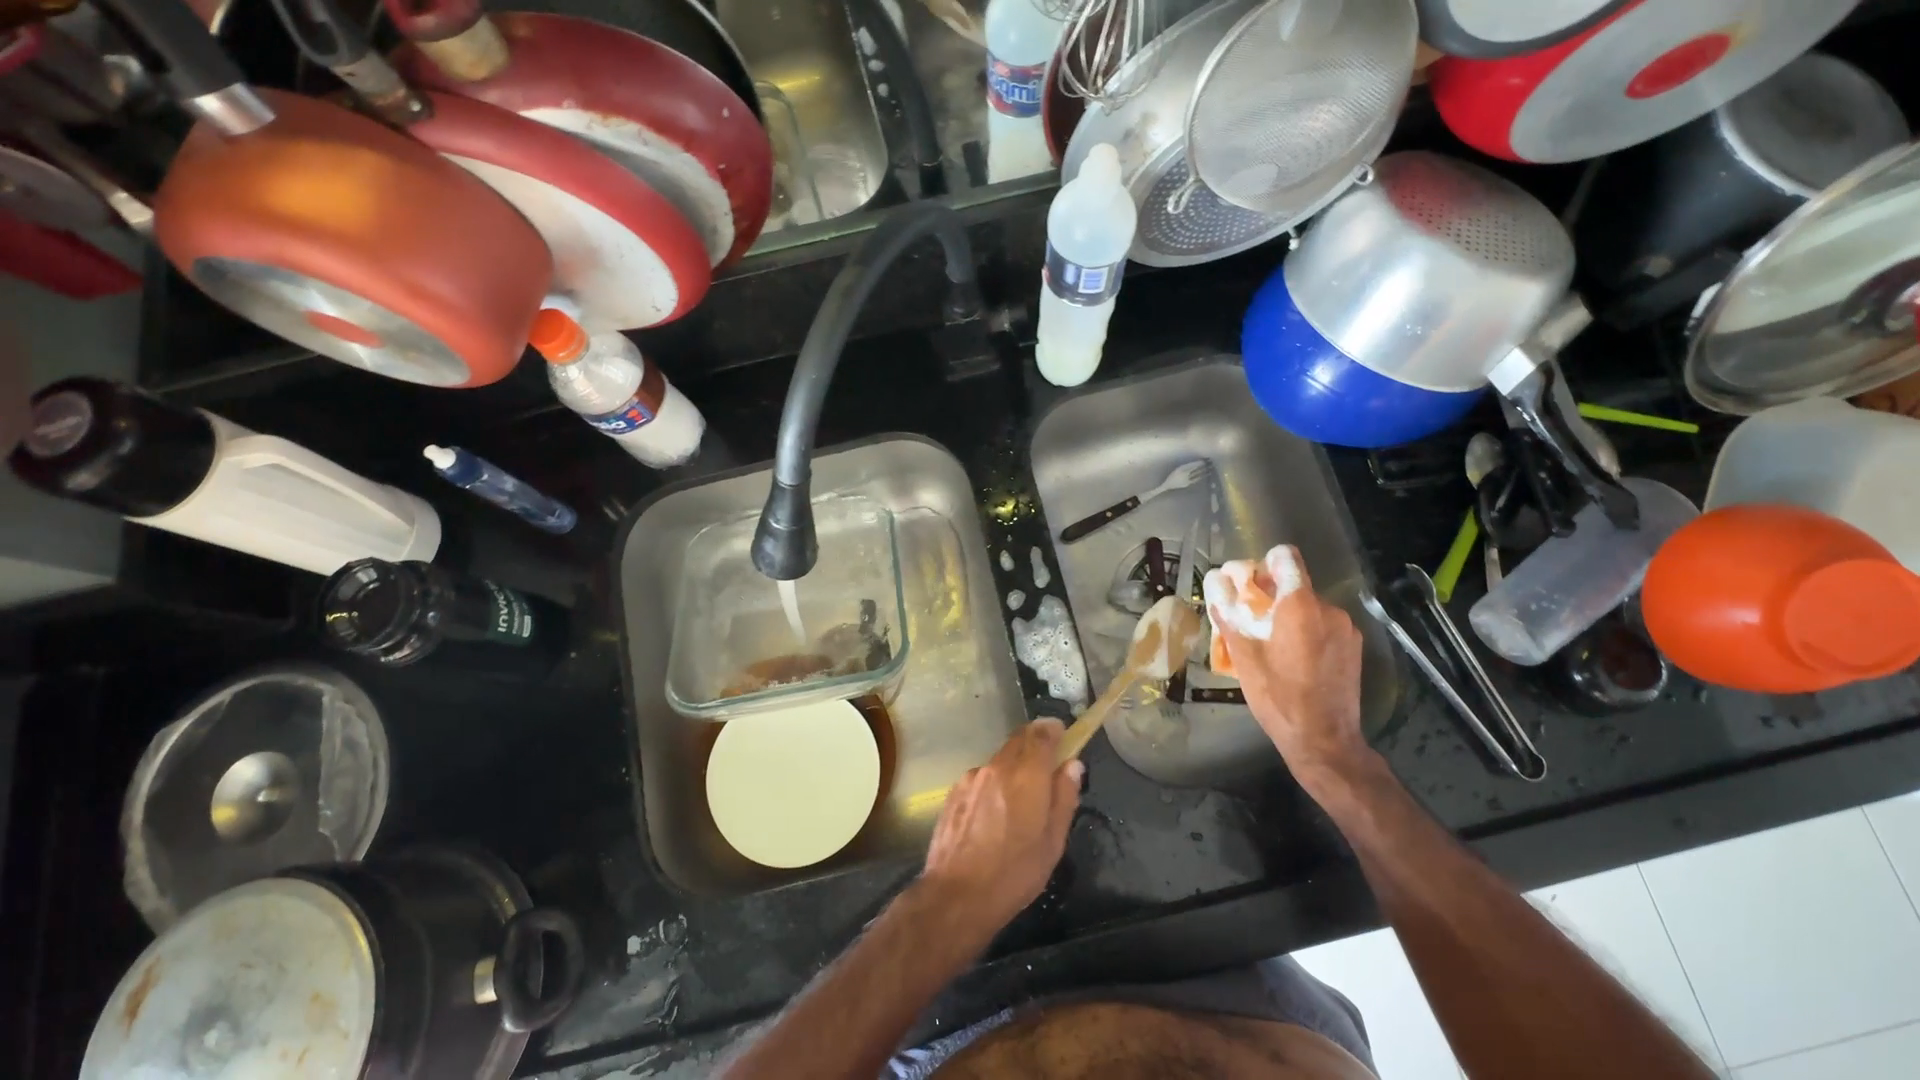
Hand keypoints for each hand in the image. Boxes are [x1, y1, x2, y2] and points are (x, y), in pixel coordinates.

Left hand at [920, 719, 1082, 937]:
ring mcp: (970, 778)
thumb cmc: (1014, 873)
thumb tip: (1072, 765)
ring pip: (998, 761)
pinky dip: (992, 785)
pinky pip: (981, 779)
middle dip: (1034, 746)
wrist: (957, 895)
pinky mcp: (953, 793)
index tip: (1062, 735)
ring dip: (1012, 769)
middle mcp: (997, 767)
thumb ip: (1064, 797)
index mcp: (1027, 775)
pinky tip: (993, 816)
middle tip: (1046, 768)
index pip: (1041, 733)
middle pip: (1018, 741)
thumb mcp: (1052, 842)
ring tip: (1019, 803)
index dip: (1053, 730)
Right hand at [1206, 546, 1375, 788]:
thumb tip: (1216, 585)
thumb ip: (1230, 616)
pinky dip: (1307, 633)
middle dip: (1272, 598)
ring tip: (1272, 647)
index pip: (1285, 558)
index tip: (1249, 587)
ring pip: (1310, 608)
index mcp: (1300, 606)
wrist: (1323, 739)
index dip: (1263, 565)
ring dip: (1290, 618)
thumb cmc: (1278, 698)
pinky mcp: (1354, 647)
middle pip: (1295, 585)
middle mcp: (1328, 609)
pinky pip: (1324, 626)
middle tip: (1251, 624)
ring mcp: (1346, 628)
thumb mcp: (1244, 658)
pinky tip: (1295, 661)